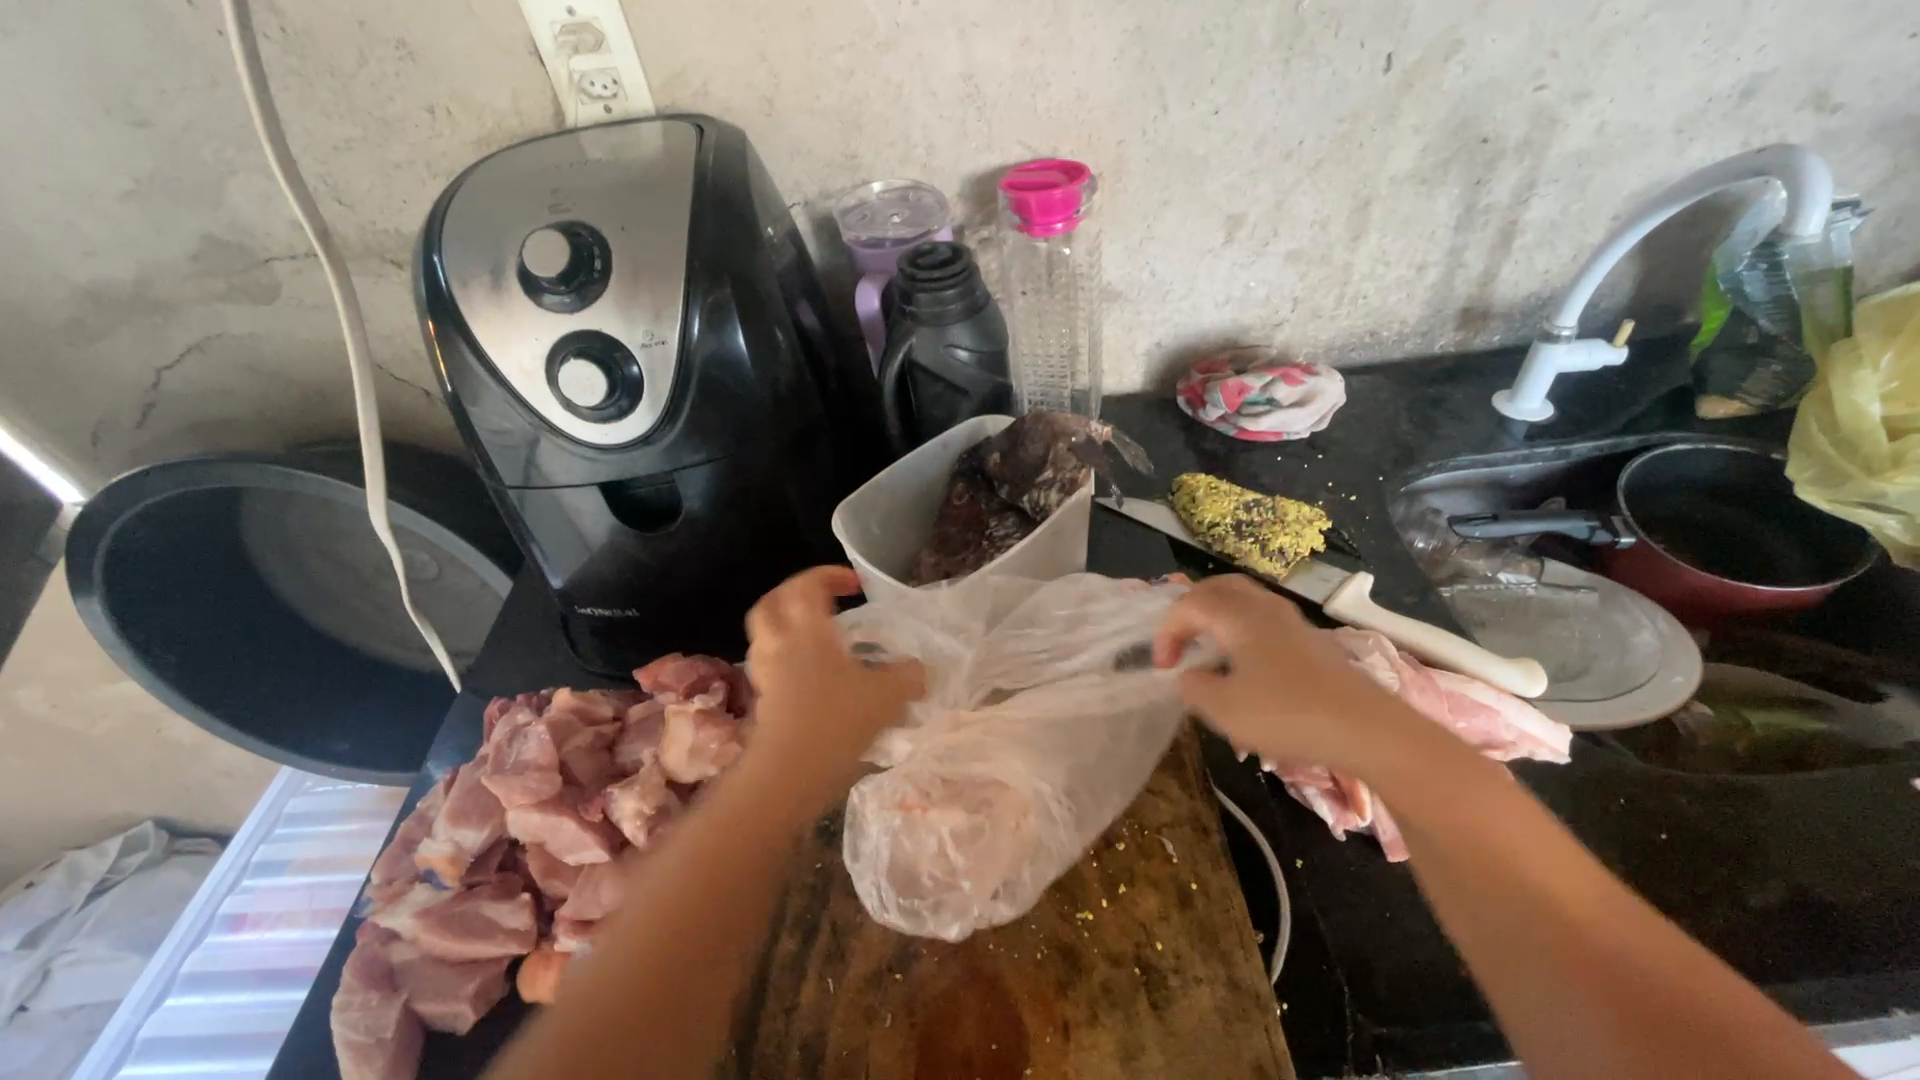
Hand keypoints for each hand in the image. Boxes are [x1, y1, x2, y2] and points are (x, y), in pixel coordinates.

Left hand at [739, 566, 925, 815]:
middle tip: (819, 601)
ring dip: (785, 629)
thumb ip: (908, 677)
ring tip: (814, 639)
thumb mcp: (888, 696)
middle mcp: (781, 645)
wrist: (789, 773)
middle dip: (793, 594)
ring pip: (765, 637)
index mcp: (808, 631)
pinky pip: (770, 670)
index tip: (856, 584)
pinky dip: (786, 664)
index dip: (829, 576)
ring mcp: (768, 675)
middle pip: (772, 603)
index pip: (807, 586)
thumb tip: (921, 671)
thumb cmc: (837, 722)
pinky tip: (811, 679)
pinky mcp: (764, 703)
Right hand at [1152, 574, 1423, 771]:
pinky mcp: (1313, 644)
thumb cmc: (1286, 714)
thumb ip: (1195, 687)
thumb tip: (1187, 675)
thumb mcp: (1224, 709)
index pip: (1189, 604)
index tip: (1163, 667)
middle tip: (1179, 639)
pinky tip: (1245, 665)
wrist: (1366, 729)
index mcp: (1239, 616)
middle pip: (1221, 587)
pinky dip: (1243, 630)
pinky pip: (1266, 621)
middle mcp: (1266, 609)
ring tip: (1208, 649)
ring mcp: (1294, 624)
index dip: (1167, 631)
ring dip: (1219, 618)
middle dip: (1192, 608)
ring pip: (1247, 602)